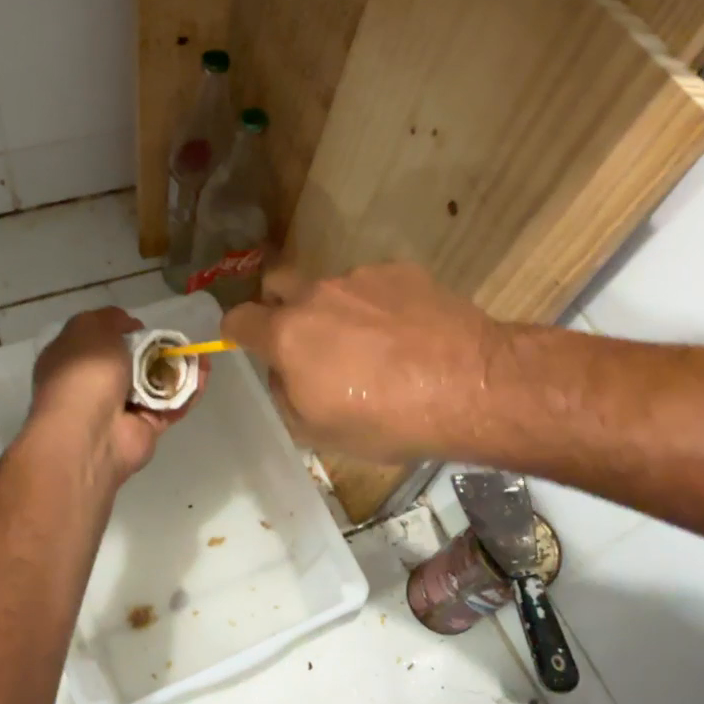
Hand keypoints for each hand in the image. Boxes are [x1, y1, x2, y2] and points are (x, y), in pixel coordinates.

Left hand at [28, 307, 201, 484]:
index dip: (120, 331)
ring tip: (200, 354)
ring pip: (156, 384)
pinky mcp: (147, 428)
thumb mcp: (90, 327)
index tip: (140, 326)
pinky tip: (204, 372)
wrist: (92, 431)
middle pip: (132, 362)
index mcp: (72, 361)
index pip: (97, 342)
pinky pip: (172, 405)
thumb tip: (130, 325)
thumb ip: (111, 318)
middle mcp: (95, 385)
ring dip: (179, 368)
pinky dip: (189, 389)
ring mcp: (121, 409)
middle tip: (177, 340)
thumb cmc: (85, 372)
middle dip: (156, 350)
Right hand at [220, 263, 503, 461]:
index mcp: (287, 336)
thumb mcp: (319, 432)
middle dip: (279, 304)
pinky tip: (406, 335)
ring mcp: (361, 278)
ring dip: (337, 311)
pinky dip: (378, 307)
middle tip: (305, 339)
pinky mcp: (401, 271)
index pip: (238, 319)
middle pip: (277, 282)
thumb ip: (286, 397)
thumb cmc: (386, 420)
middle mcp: (316, 295)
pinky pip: (374, 287)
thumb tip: (284, 375)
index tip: (245, 344)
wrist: (468, 386)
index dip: (236, 332)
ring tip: (373, 346)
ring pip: (331, 288)